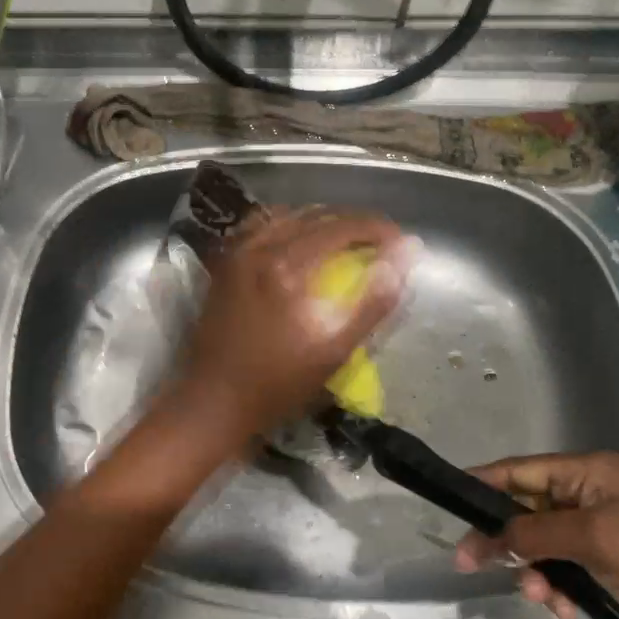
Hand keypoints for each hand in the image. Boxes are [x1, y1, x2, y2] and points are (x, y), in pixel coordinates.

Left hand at [165, 208, 406, 443]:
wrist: (211, 403)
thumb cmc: (275, 385)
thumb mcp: (333, 351)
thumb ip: (373, 302)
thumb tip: (407, 254)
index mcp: (285, 265)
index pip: (341, 226)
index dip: (377, 228)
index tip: (401, 242)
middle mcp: (256, 248)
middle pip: (313, 216)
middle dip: (352, 224)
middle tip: (379, 243)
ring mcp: (234, 255)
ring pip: (284, 217)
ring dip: (319, 222)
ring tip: (345, 243)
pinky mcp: (222, 267)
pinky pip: (258, 229)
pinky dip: (285, 228)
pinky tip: (299, 247)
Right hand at [455, 451, 618, 618]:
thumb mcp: (596, 541)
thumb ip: (535, 531)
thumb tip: (492, 534)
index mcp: (590, 472)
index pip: (516, 470)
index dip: (478, 488)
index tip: (446, 513)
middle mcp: (597, 492)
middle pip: (528, 510)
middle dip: (507, 542)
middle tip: (474, 569)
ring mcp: (613, 527)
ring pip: (549, 544)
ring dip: (537, 571)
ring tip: (545, 602)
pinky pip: (575, 566)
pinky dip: (564, 586)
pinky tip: (569, 610)